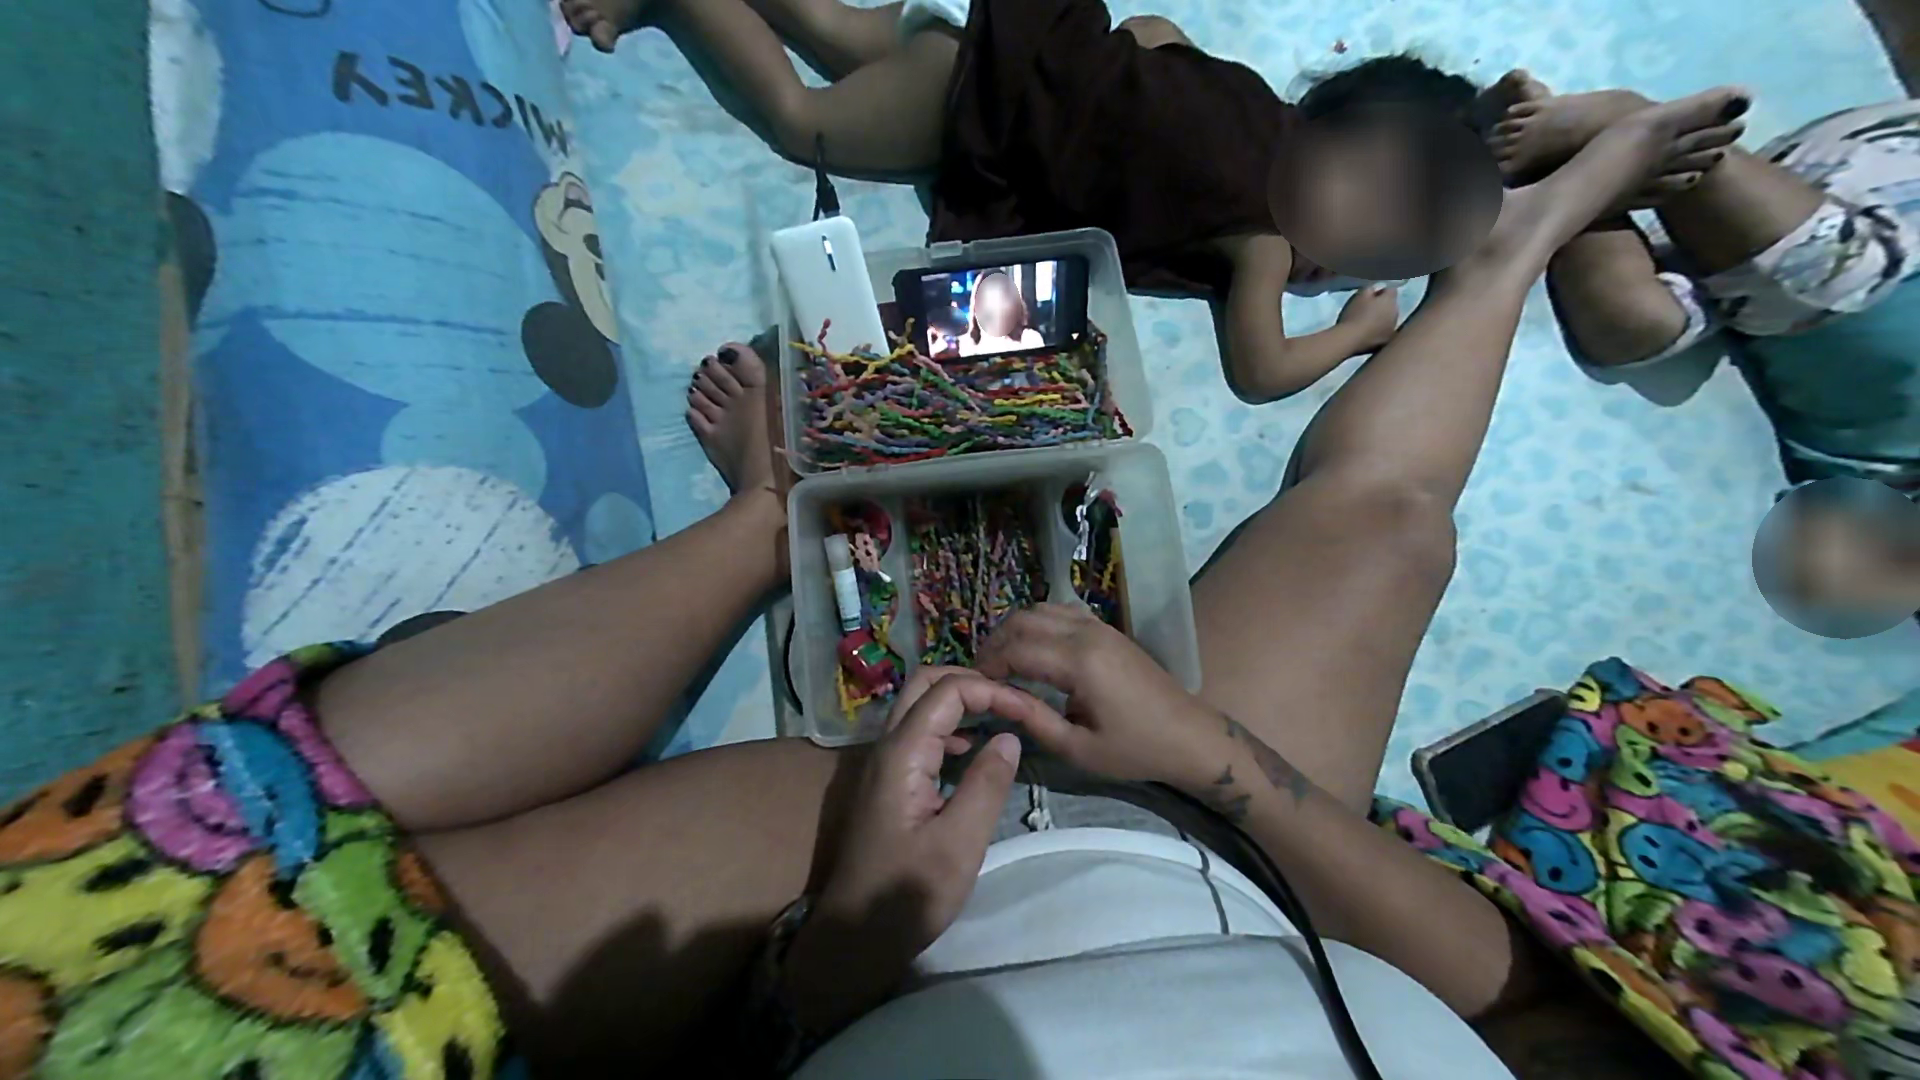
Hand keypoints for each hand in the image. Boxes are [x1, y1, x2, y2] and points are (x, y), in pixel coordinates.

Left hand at [785, 668, 1045, 1029]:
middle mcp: (886, 745)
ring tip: (999, 718)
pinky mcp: (887, 780)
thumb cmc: (907, 894)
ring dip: (958, 701)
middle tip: (1009, 701)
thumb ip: (986, 784)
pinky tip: (970, 750)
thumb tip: (1009, 736)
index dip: (990, 691)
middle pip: (925, 684)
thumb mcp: (959, 844)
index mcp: (902, 753)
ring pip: (918, 705)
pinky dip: (948, 726)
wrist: (853, 936)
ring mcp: (882, 761)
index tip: (1027, 711)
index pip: (947, 692)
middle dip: (970, 682)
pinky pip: (917, 732)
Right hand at [973, 604, 1226, 789]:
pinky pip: (1060, 610)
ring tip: (1002, 659)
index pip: (1016, 648)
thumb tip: (996, 699)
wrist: (1189, 735)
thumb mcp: (1078, 748)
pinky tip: (1033, 647)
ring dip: (1014, 629)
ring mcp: (1098, 625)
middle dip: (995, 643)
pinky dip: (1037, 622)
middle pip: (1022, 620)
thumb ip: (1033, 719)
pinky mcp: (1105, 627)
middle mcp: (1086, 632)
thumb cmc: (1135, 749)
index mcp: (1079, 663)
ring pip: (1039, 609)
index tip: (975, 685)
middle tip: (983, 672)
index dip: (988, 664)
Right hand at [1335, 284, 1401, 353]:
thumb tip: (1377, 287)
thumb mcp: (1360, 295)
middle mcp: (1396, 312)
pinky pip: (1386, 333)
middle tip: (1368, 310)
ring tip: (1368, 324)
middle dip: (1383, 306)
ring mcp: (1392, 327)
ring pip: (1390, 319)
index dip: (1381, 291)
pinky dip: (1380, 332)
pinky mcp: (1387, 340)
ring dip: (1382, 320)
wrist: (1350, 339)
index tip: (1371, 295)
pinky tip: (1371, 335)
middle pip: (1392, 306)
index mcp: (1390, 299)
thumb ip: (1371, 288)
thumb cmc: (1354, 314)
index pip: (1391, 290)